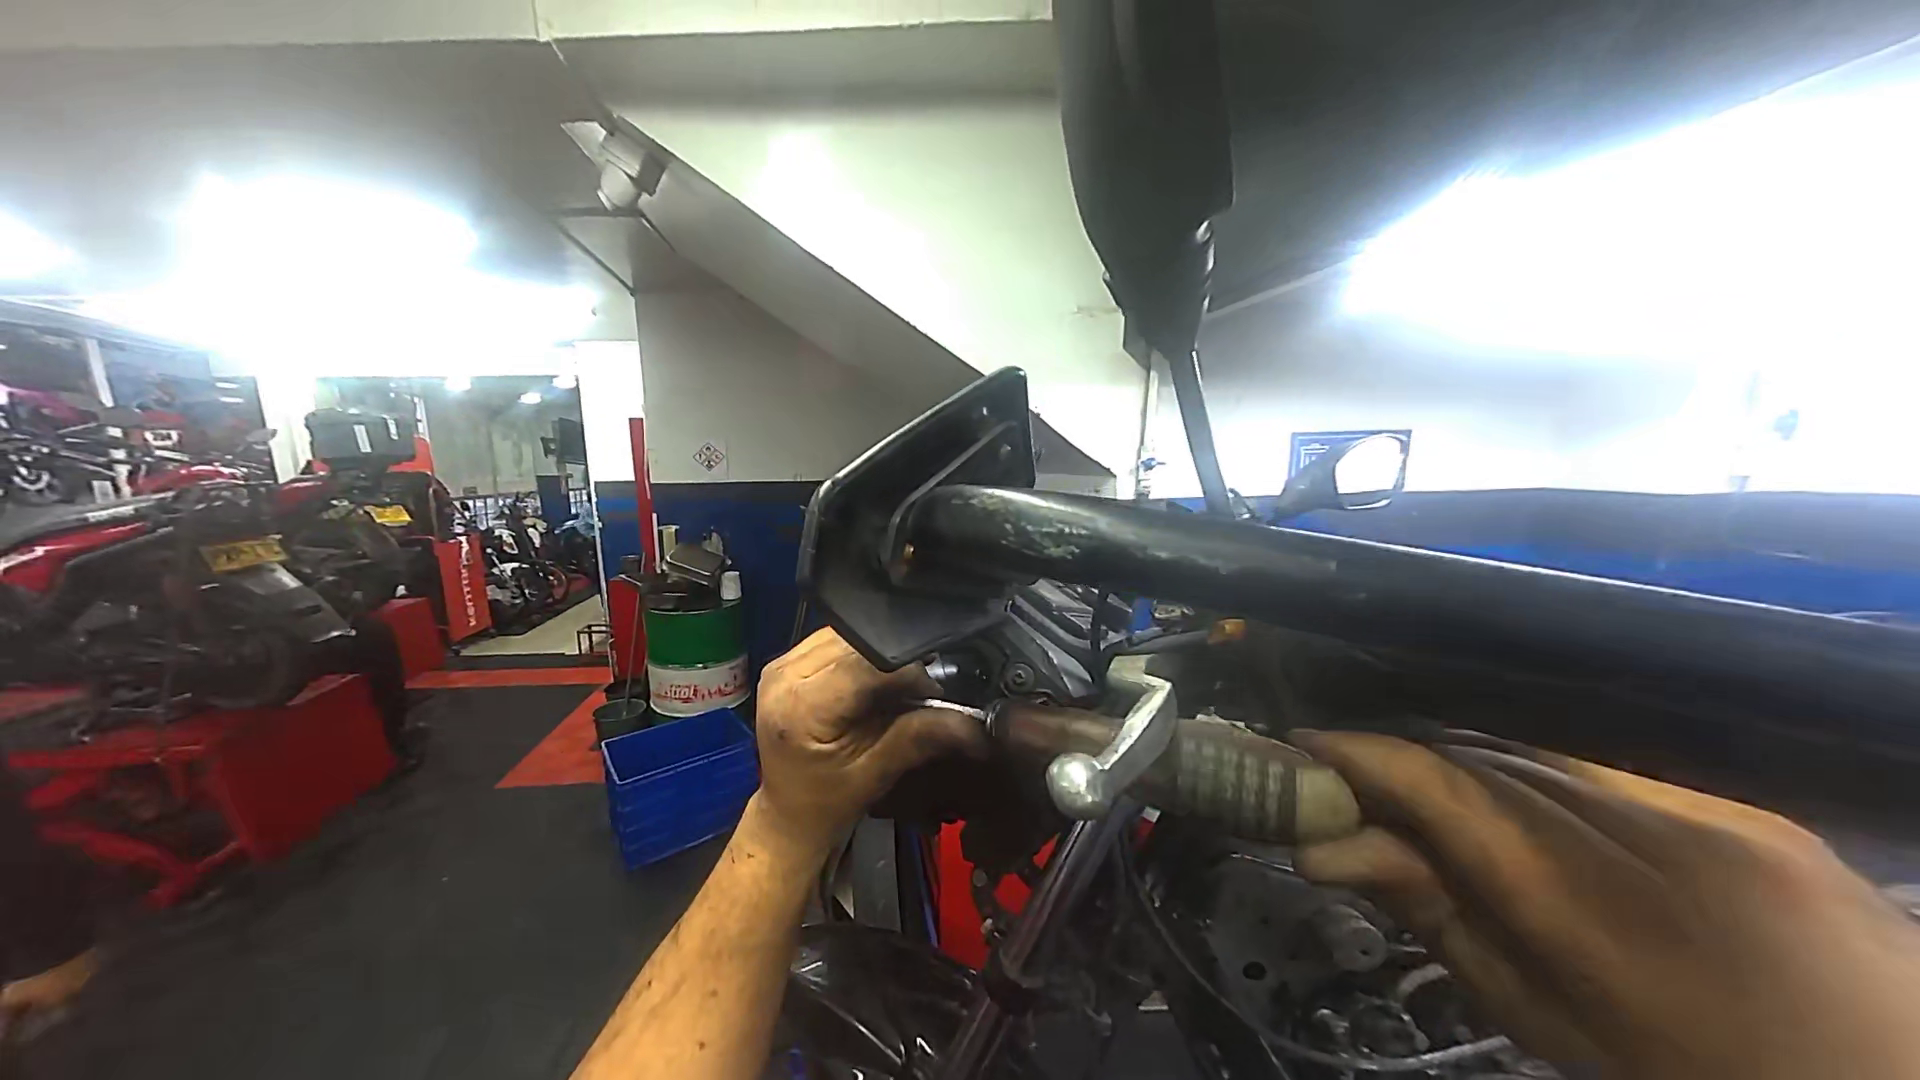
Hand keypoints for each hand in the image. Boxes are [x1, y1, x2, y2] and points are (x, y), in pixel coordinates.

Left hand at [753, 629, 986, 854]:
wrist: (785, 816)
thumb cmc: (824, 804)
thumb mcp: (875, 774)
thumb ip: (919, 738)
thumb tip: (972, 724)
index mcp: (800, 706)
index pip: (865, 662)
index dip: (908, 671)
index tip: (935, 691)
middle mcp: (784, 675)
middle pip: (857, 642)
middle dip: (897, 661)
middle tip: (920, 693)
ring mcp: (781, 664)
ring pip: (848, 634)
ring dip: (879, 654)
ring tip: (894, 689)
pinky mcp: (786, 661)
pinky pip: (834, 640)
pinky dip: (861, 654)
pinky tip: (871, 680)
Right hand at [1289, 730, 1919, 1079]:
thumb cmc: (1676, 1072)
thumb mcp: (1534, 1011)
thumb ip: (1428, 912)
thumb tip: (1320, 848)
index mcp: (1589, 904)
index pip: (1439, 787)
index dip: (1358, 755)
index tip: (1299, 746)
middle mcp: (1645, 827)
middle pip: (1474, 758)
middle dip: (1395, 760)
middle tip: (1343, 777)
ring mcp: (1701, 799)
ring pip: (1525, 747)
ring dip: (1453, 760)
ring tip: (1415, 787)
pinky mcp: (1731, 792)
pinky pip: (1587, 754)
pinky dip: (1521, 765)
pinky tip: (1504, 790)